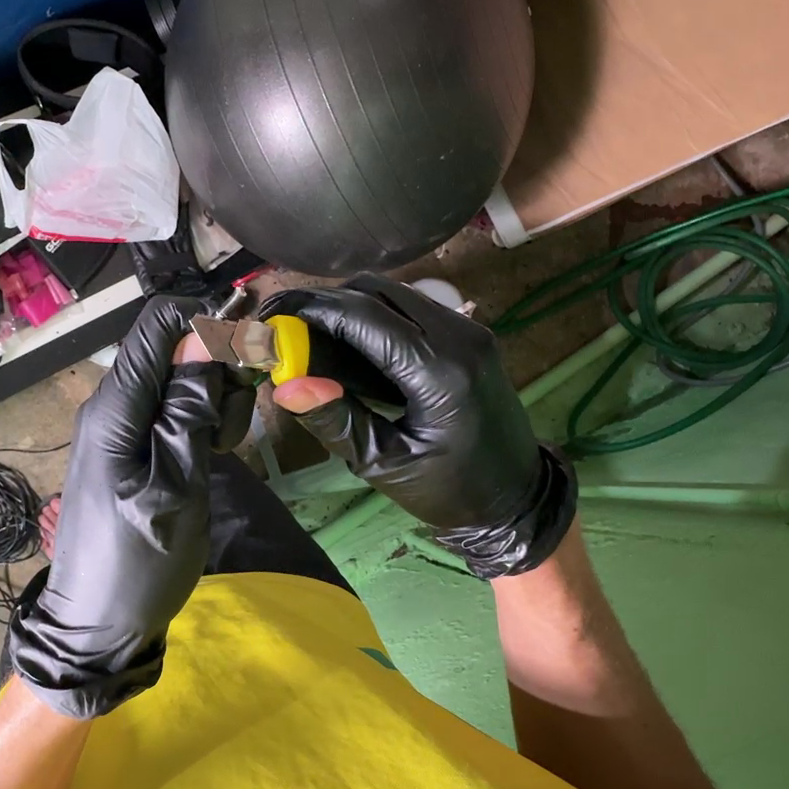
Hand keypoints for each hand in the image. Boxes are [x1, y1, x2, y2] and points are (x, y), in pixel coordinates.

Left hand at [9, 297, 247, 718]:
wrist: (98, 624)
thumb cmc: (140, 562)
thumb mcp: (177, 487)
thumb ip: (190, 411)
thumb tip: (204, 337)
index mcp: (115, 407)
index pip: (158, 324)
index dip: (209, 322)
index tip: (252, 356)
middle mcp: (111, 406)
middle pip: (171, 349)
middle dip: (217, 371)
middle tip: (233, 428)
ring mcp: (118, 429)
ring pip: (175, 382)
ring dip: (212, 402)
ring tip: (221, 452)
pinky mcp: (129, 451)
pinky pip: (168, 414)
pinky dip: (198, 425)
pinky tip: (209, 459)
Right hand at [262, 274, 575, 578]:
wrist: (517, 497)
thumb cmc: (448, 491)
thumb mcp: (382, 464)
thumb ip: (335, 420)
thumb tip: (285, 385)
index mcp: (439, 371)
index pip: (364, 315)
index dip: (312, 309)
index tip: (272, 315)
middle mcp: (459, 336)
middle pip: (378, 291)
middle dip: (325, 303)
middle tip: (286, 327)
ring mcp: (468, 331)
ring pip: (395, 294)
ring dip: (348, 307)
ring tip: (310, 336)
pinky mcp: (469, 335)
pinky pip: (412, 309)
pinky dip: (373, 317)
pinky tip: (348, 345)